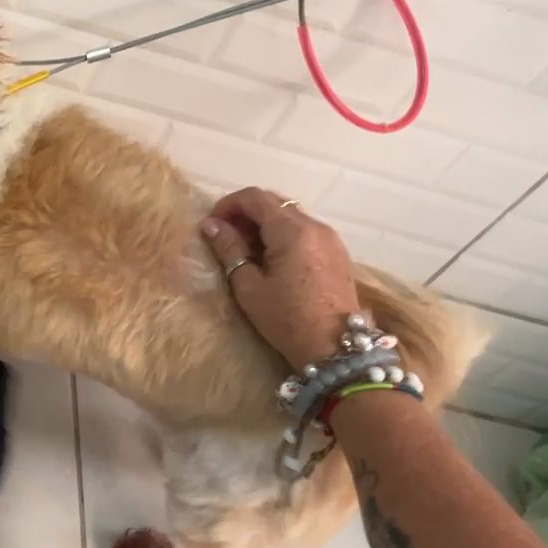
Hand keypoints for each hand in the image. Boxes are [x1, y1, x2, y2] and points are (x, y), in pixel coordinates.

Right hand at [199, 186, 361, 370]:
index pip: (255, 197)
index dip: (228, 204)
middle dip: (245, 212)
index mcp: (292, 231)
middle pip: (274, 202)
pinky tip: (271, 258)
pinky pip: (304, 229)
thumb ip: (229, 250)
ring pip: (290, 215)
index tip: (212, 225)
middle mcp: (315, 226)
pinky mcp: (337, 252)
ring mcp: (330, 238)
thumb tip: (210, 225)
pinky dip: (282, 233)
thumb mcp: (249, 287)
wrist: (337, 350)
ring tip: (246, 249)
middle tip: (226, 236)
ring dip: (264, 223)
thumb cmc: (287, 319)